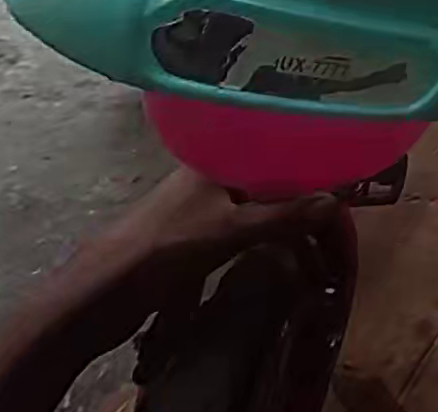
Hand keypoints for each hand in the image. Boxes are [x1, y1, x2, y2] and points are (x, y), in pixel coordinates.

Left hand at [86, 167, 336, 276]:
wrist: (101, 294)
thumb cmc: (166, 246)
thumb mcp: (230, 230)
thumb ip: (283, 216)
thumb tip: (334, 201)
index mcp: (218, 156)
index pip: (272, 143)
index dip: (304, 152)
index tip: (337, 162)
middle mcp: (212, 170)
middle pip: (266, 171)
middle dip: (298, 185)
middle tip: (334, 197)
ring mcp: (202, 200)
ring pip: (255, 196)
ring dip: (283, 209)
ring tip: (316, 219)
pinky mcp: (195, 229)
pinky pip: (243, 220)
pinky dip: (265, 227)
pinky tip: (283, 239)